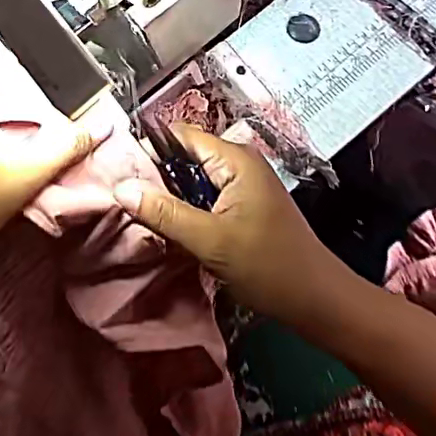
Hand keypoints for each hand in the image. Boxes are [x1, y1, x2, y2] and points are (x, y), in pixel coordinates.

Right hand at [113, 123, 353, 323]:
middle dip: (157, 174)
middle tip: (124, 194)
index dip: (150, 147)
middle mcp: (240, 162)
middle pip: (186, 155)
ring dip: (171, 195)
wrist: (316, 300)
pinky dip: (188, 208)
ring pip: (194, 178)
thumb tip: (121, 187)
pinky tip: (171, 226)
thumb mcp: (210, 240)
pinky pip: (207, 195)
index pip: (182, 135)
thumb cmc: (269, 266)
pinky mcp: (244, 204)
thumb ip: (165, 212)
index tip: (119, 167)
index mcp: (235, 158)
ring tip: (140, 211)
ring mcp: (244, 183)